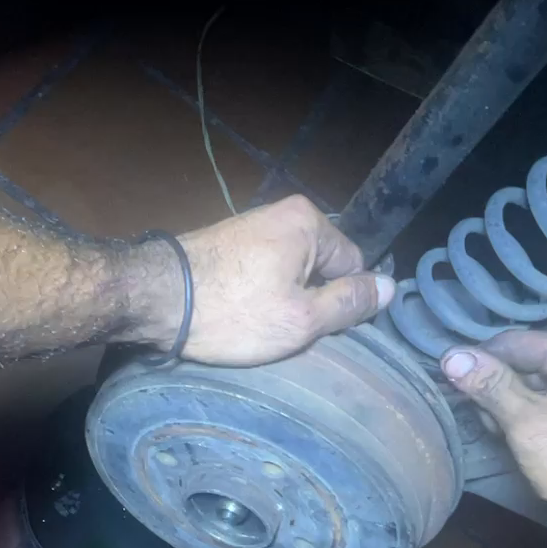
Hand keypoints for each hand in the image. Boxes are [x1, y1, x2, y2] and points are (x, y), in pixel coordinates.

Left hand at [138, 195, 394, 365]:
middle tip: (284, 333)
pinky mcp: (223, 246)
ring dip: (280, 303)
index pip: (353, 266)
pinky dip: (254, 298)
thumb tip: (391, 287)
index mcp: (309, 222)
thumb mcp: (301, 319)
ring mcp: (249, 227)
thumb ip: (349, 303)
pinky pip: (259, 275)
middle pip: (318, 269)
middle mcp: (281, 214)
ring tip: (256, 328)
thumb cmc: (233, 312)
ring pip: (287, 275)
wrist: (155, 299)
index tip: (317, 330)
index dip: (341, 304)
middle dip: (308, 302)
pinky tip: (238, 318)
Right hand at [438, 331, 546, 531]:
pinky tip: (543, 447)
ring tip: (515, 444)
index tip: (449, 389)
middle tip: (490, 429)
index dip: (477, 364)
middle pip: (533, 365)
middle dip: (503, 393)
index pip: (514, 342)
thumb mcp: (529, 425)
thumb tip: (452, 356)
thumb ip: (491, 387)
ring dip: (523, 410)